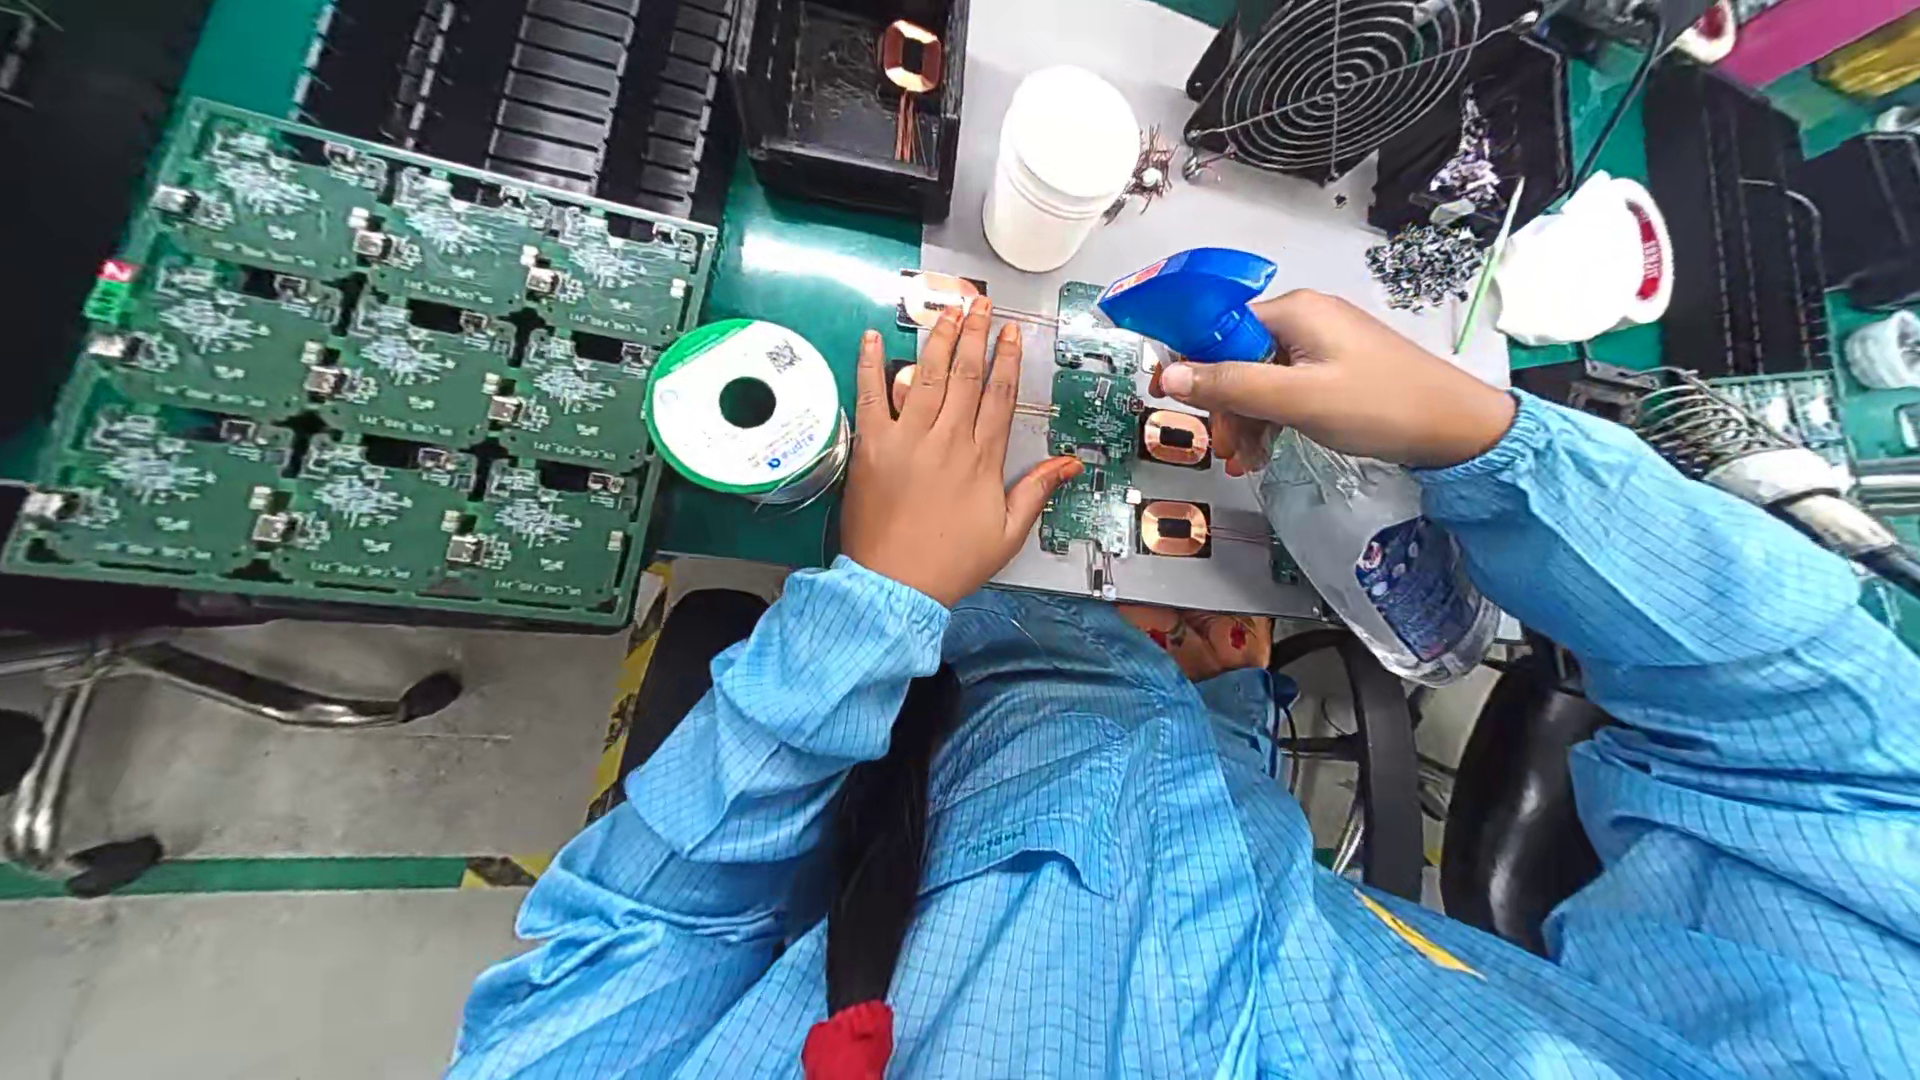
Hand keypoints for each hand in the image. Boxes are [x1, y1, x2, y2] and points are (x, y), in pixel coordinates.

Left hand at [843, 300, 1082, 605]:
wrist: (897, 586)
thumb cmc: (953, 563)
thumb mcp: (1008, 533)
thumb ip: (1037, 491)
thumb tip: (1069, 463)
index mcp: (982, 458)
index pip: (999, 395)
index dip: (1006, 359)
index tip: (1009, 332)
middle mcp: (948, 439)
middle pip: (965, 375)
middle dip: (974, 334)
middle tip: (978, 303)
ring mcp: (907, 439)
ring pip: (926, 375)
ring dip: (937, 338)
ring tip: (946, 309)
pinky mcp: (872, 446)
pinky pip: (871, 396)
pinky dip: (871, 365)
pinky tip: (875, 337)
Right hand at [1150, 290, 1516, 470]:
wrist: (1455, 430)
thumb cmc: (1380, 405)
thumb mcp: (1295, 397)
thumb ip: (1229, 384)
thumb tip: (1169, 374)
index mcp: (1292, 313)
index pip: (1217, 330)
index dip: (1189, 365)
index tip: (1169, 399)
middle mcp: (1300, 321)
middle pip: (1233, 361)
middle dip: (1223, 408)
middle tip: (1226, 448)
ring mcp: (1314, 347)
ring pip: (1253, 382)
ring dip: (1243, 422)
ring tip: (1246, 459)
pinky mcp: (1325, 371)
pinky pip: (1277, 392)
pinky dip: (1265, 422)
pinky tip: (1263, 451)